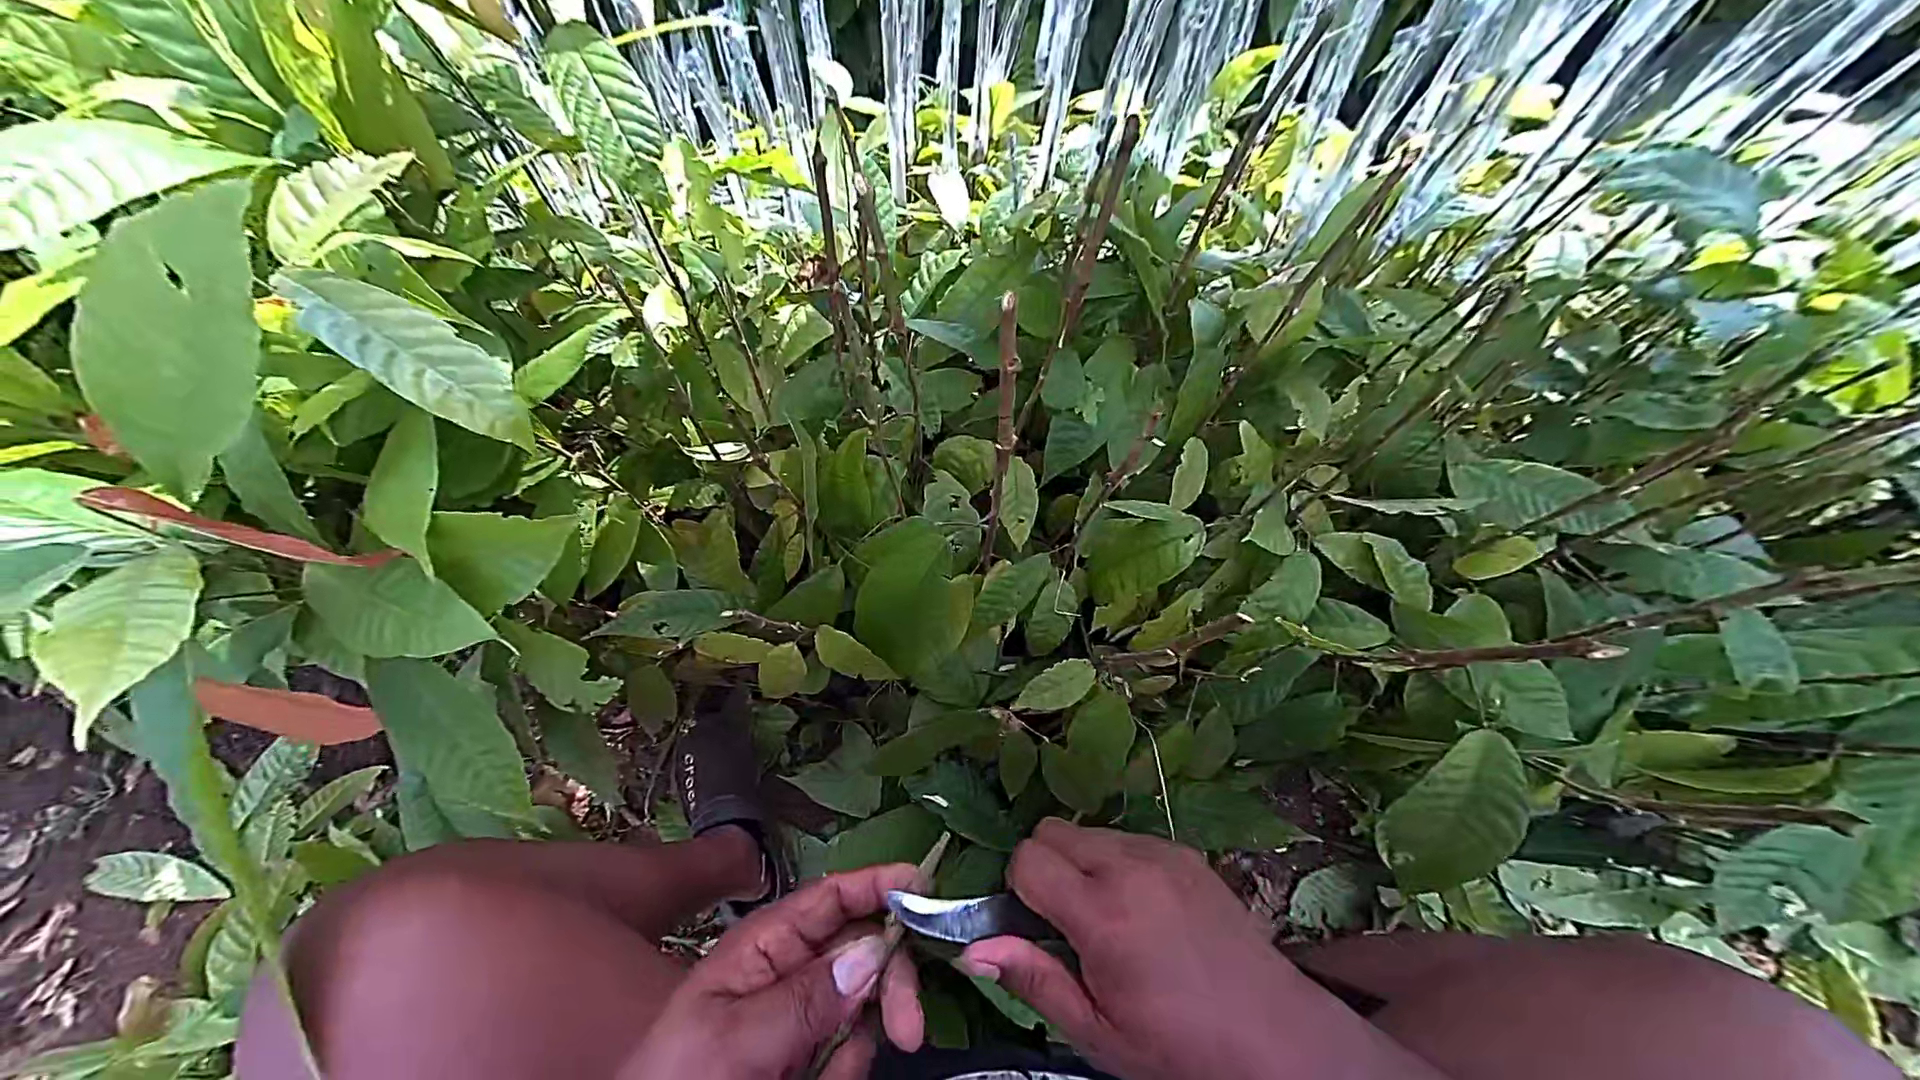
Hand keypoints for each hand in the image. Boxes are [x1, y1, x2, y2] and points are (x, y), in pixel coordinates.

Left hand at [620, 863, 926, 1079]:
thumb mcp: (733, 1042)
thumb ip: (803, 997)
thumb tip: (873, 950)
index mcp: (769, 942)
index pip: (834, 894)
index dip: (880, 883)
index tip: (926, 887)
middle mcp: (795, 965)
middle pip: (867, 944)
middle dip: (892, 980)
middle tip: (909, 1029)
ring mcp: (807, 1009)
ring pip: (870, 997)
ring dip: (865, 1038)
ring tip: (827, 1077)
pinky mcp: (815, 1050)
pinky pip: (856, 1045)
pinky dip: (848, 1068)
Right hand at [959, 820, 1441, 1079]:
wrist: (1279, 1039)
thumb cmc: (1180, 1050)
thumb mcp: (1099, 1034)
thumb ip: (1033, 980)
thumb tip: (968, 950)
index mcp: (1103, 914)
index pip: (1027, 859)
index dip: (1018, 890)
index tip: (1035, 926)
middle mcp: (1129, 866)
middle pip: (1050, 831)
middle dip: (1043, 867)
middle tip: (1066, 921)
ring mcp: (1160, 851)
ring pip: (1085, 830)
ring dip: (1078, 862)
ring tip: (1107, 915)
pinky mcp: (1183, 849)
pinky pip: (1123, 836)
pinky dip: (1113, 860)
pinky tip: (1141, 907)